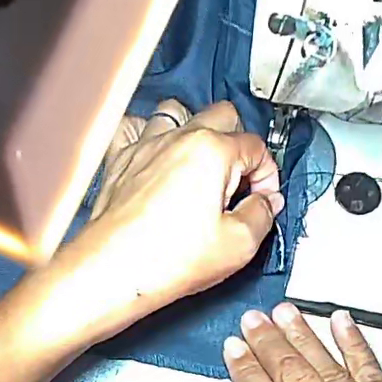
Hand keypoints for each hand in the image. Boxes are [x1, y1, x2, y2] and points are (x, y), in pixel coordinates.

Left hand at [47, 100, 282, 342]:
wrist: (114, 270)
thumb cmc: (167, 258)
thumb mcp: (240, 244)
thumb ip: (262, 214)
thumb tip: (264, 203)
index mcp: (212, 151)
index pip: (256, 147)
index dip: (267, 175)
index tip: (262, 199)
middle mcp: (177, 138)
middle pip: (222, 116)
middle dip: (238, 143)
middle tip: (238, 179)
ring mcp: (145, 146)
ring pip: (176, 112)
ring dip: (194, 130)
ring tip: (199, 161)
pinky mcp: (120, 161)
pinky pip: (132, 128)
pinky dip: (146, 134)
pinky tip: (155, 152)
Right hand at [210, 302, 381, 381]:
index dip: (249, 374)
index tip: (232, 348)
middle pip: (299, 381)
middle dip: (271, 345)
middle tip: (250, 318)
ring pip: (334, 371)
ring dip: (305, 336)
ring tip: (282, 311)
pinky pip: (376, 376)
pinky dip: (356, 345)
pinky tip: (340, 320)